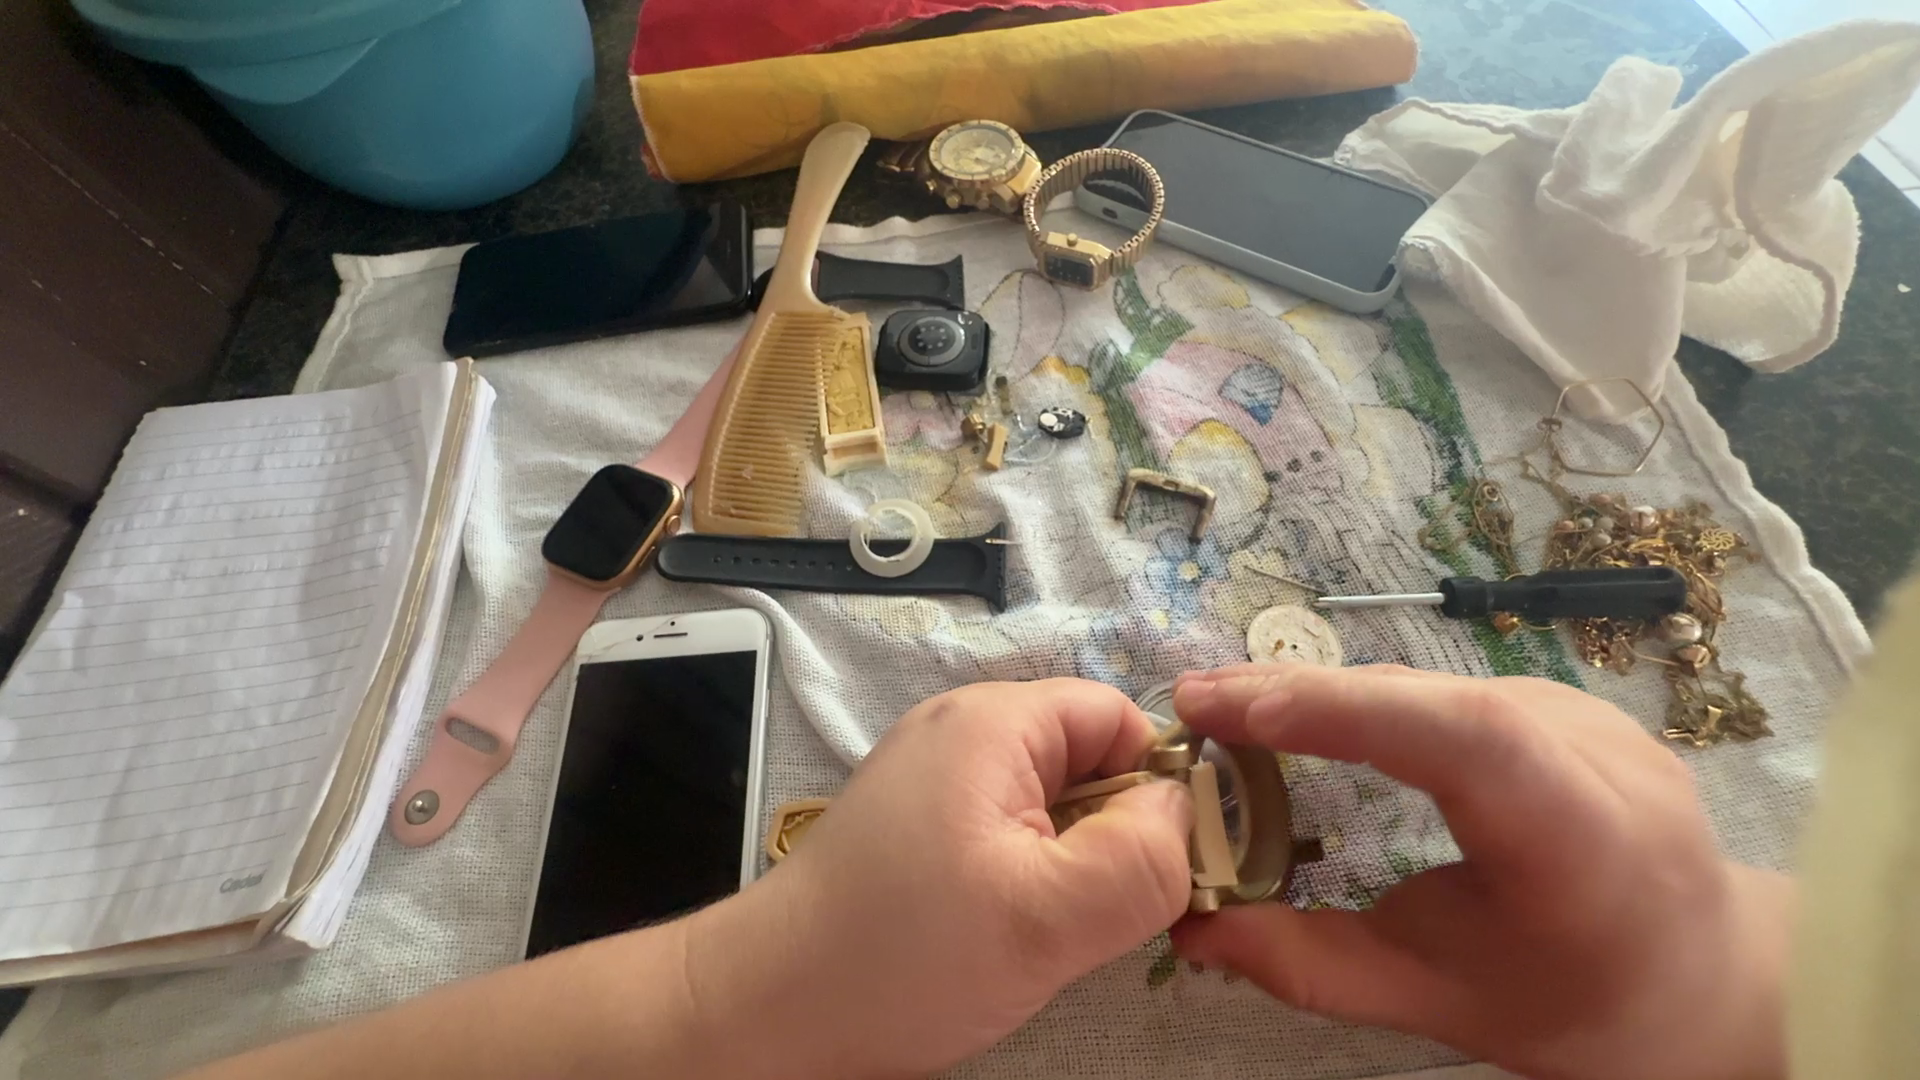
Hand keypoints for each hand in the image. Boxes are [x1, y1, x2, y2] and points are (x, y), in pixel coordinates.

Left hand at [688, 678, 1194, 1078]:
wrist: (771, 1006)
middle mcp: (963, 728)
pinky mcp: (921, 815)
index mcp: (993, 721)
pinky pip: (1008, 823)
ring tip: (1046, 924)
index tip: (1161, 865)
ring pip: (1051, 798)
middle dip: (1112, 830)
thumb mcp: (1044, 917)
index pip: (1114, 717)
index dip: (1154, 782)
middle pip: (1084, 756)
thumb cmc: (904, 954)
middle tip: (1096, 911)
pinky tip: (1005, 922)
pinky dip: (1029, 868)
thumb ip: (1140, 860)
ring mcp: (937, 771)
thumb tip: (1184, 812)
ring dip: (1070, 858)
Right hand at [1168, 664, 1793, 1079]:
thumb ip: (1309, 966)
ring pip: (1411, 683)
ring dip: (1307, 688)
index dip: (1346, 712)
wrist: (1705, 970)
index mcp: (1582, 840)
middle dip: (1292, 694)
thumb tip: (1189, 926)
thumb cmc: (1576, 1000)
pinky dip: (1342, 696)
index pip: (1467, 743)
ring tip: (1218, 703)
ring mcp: (1567, 708)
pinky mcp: (1538, 698)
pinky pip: (1423, 687)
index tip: (1237, 712)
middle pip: (1420, 697)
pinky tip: (1288, 709)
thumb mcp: (1440, 1001)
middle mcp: (1586, 749)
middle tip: (1191, 702)